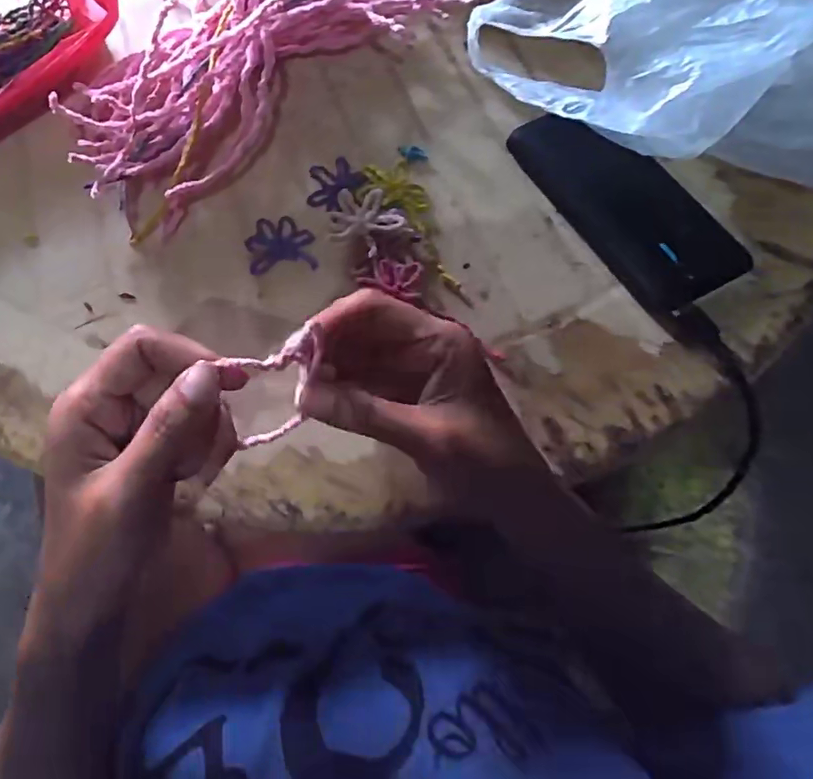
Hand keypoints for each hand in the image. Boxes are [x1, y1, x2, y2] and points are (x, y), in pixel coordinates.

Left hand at [32, 326, 246, 642]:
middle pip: (173, 370)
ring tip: (191, 476)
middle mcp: (108, 404)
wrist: (90, 612)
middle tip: (199, 460)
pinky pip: (194, 424)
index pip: (141, 347)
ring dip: (205, 434)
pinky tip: (193, 481)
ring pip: (191, 397)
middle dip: (199, 410)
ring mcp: (132, 424)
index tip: (230, 382)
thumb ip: (168, 427)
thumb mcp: (132, 489)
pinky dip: (206, 448)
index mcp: (86, 403)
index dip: (186, 354)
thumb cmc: (95, 554)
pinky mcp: (152, 444)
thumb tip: (208, 371)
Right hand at [296, 290, 557, 518]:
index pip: (375, 309)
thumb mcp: (425, 437)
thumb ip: (363, 412)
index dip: (333, 321)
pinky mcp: (403, 392)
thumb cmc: (484, 464)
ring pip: (358, 352)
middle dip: (326, 344)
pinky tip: (318, 399)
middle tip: (292, 372)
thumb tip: (302, 396)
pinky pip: (363, 378)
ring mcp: (412, 367)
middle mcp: (422, 343)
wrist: (519, 503)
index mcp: (438, 339)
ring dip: (329, 366)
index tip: (299, 348)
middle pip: (362, 327)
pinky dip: (340, 386)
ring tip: (302, 389)